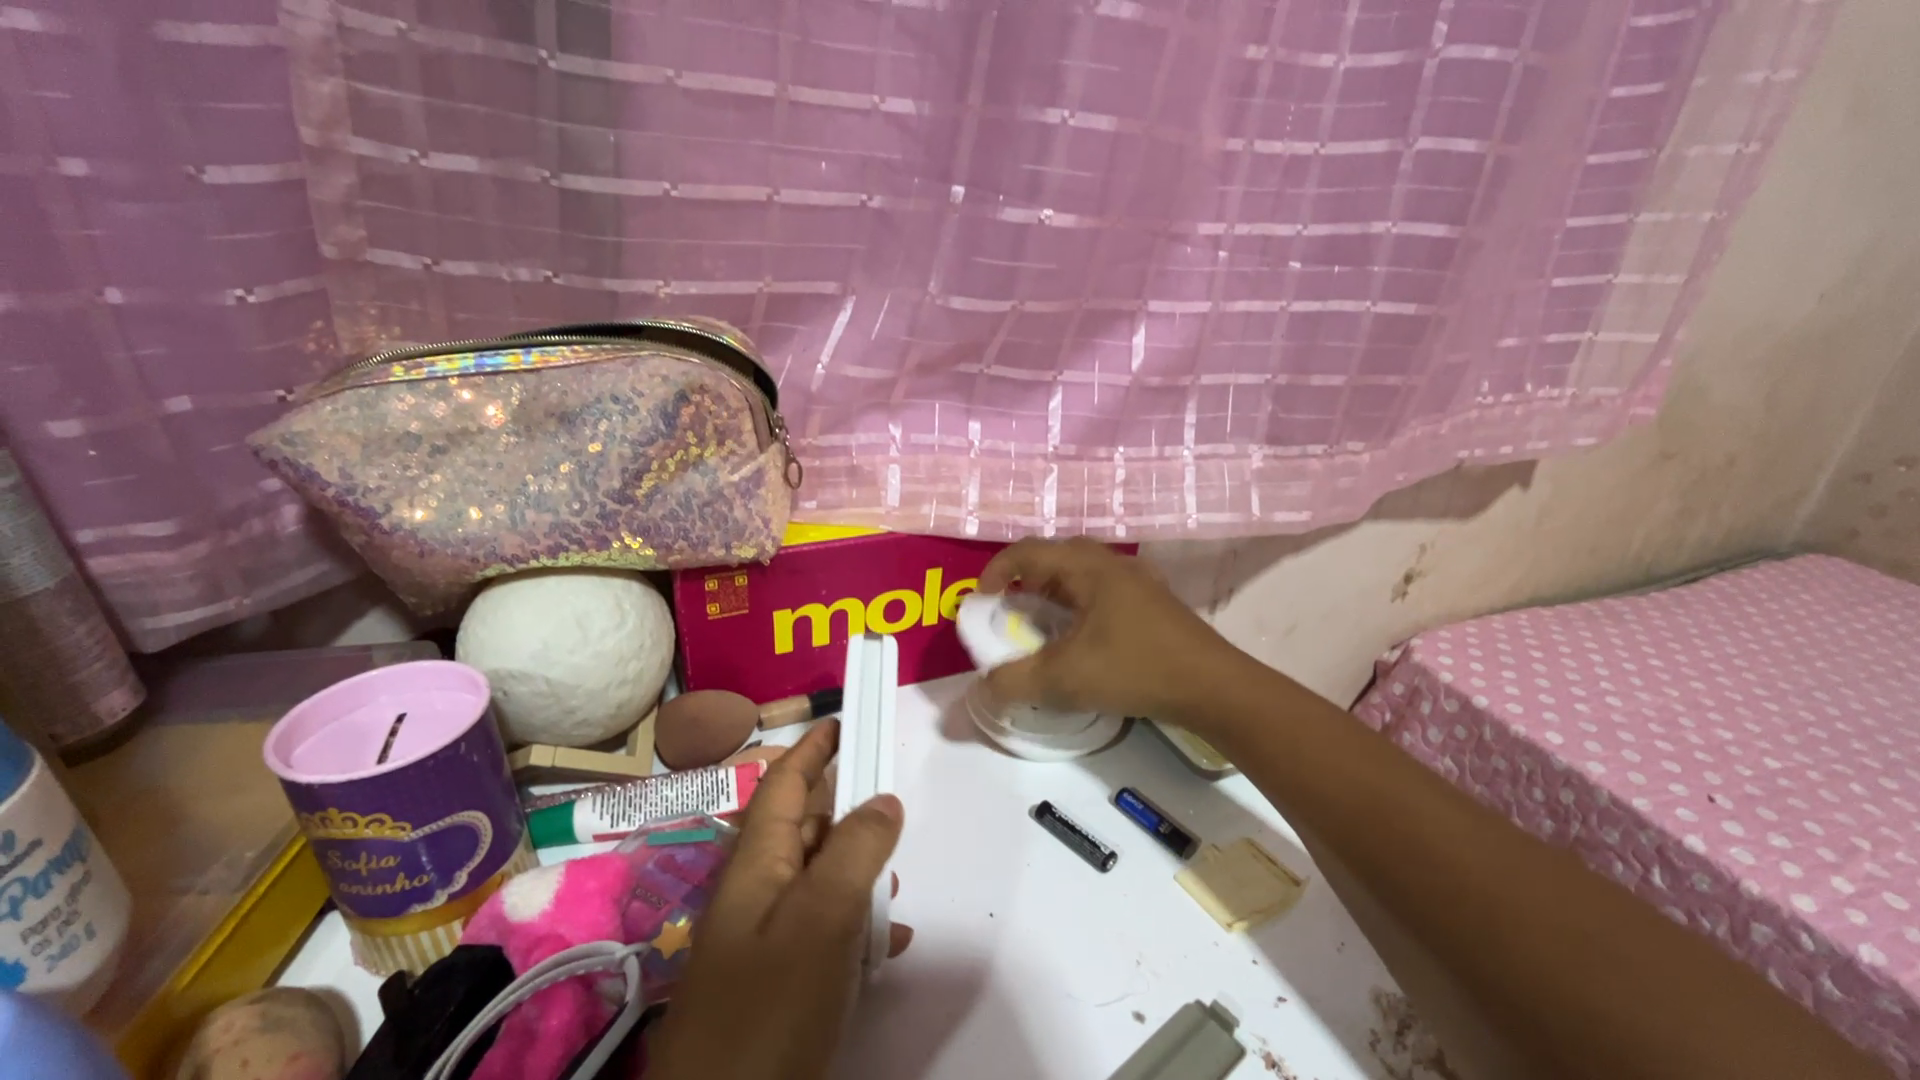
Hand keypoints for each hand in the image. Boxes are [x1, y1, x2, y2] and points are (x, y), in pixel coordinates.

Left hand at [646, 720, 911, 1079]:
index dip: (814, 748)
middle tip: (893, 816)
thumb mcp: (820, 918)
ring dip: (860, 875)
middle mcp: (756, 891)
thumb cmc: (768, 1005)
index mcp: (756, 862)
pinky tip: (889, 946)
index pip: (785, 784)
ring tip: (897, 888)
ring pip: (820, 881)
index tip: (844, 719)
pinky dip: (858, 926)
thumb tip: (884, 800)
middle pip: (805, 830)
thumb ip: (854, 851)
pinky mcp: (778, 980)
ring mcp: (764, 938)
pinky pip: (825, 931)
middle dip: (849, 816)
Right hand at [977, 538, 1244, 727]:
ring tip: (1042, 627)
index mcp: (1088, 568)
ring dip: (1054, 594)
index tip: (980, 602)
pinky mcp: (1155, 605)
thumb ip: (1013, 682)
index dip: (995, 571)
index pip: (1027, 552)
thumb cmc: (1135, 670)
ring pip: (1083, 575)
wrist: (1213, 687)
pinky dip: (1080, 607)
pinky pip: (1104, 592)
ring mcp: (1139, 583)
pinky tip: (1083, 640)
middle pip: (1056, 557)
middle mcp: (1113, 564)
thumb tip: (981, 688)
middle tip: (1011, 611)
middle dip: (1025, 580)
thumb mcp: (1064, 680)